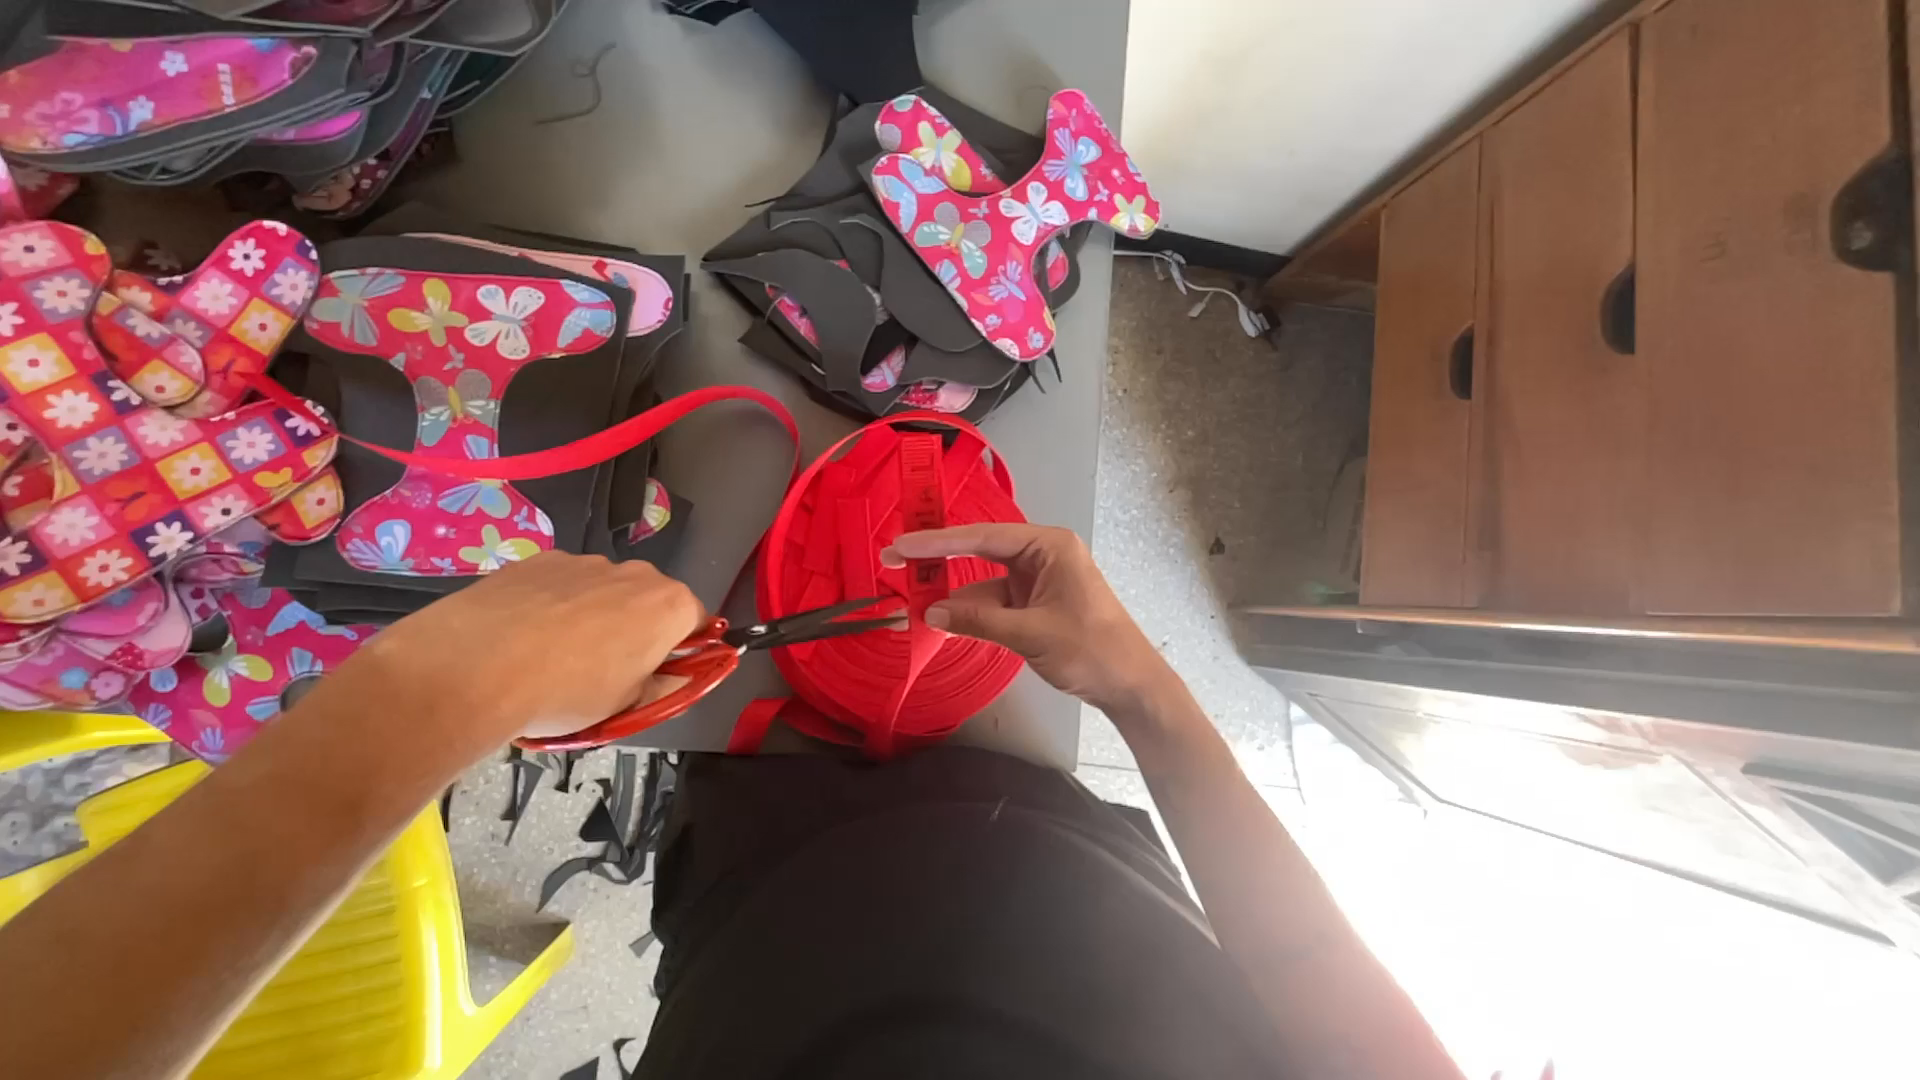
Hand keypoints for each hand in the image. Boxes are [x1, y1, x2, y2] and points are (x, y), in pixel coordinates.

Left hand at [311, 552, 703, 748]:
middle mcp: (637, 573)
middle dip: (637, 629)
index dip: (683, 649)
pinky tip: (523, 636)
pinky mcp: (539, 559)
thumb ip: (663, 685)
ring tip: (553, 656)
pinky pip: (561, 583)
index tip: (659, 673)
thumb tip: (675, 675)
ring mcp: (585, 561)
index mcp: (670, 607)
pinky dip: (553, 604)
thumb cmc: (566, 693)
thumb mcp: (627, 706)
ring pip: (604, 590)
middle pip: (651, 600)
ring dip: (595, 615)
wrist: (471, 668)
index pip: (698, 622)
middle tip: (608, 670)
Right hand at [881, 523, 1172, 715]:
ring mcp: (1037, 581)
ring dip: (953, 597)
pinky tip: (943, 622)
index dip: (938, 541)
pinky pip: (994, 604)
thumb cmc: (1091, 650)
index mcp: (1048, 546)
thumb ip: (978, 621)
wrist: (1131, 684)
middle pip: (979, 552)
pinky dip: (970, 615)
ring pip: (983, 583)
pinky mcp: (1034, 605)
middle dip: (939, 560)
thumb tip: (929, 613)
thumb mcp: (1031, 634)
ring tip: (911, 603)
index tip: (901, 544)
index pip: (983, 537)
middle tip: (893, 559)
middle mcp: (1041, 555)